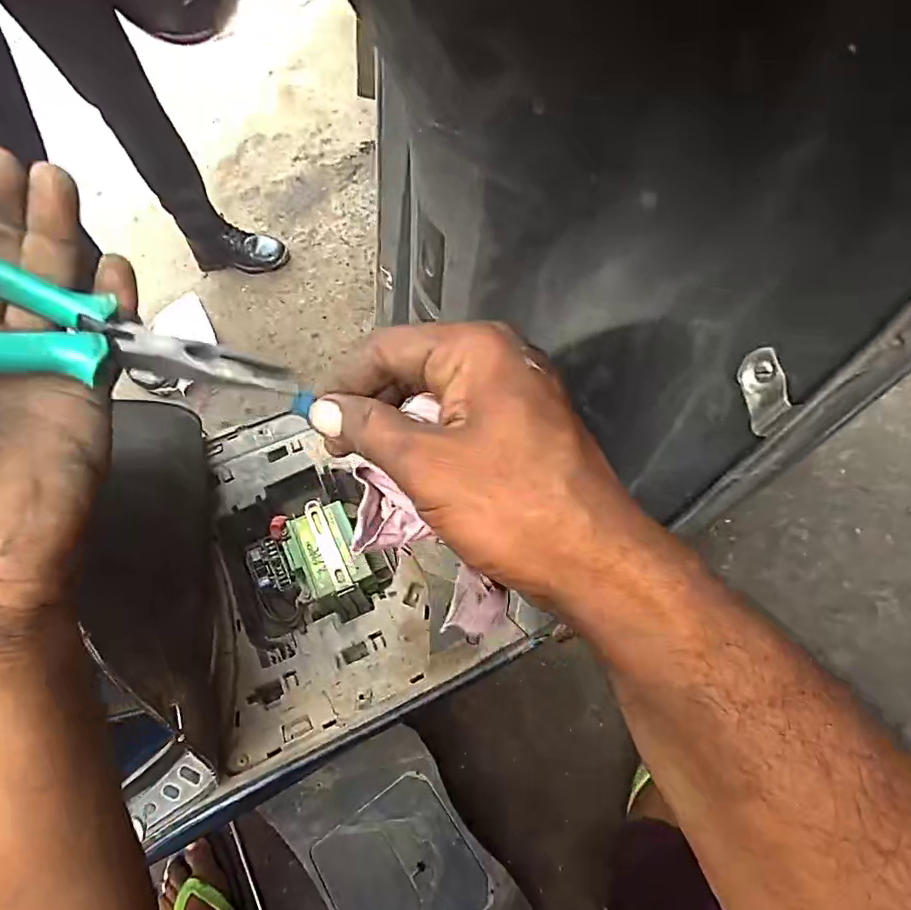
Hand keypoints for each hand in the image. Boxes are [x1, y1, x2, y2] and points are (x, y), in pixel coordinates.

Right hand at [309, 322, 662, 606]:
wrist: (591, 562)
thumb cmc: (512, 509)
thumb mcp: (423, 464)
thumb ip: (367, 428)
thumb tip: (324, 409)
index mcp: (477, 351)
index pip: (386, 347)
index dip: (344, 383)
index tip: (319, 420)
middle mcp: (499, 360)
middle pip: (410, 367)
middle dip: (368, 404)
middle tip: (339, 445)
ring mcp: (514, 395)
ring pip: (432, 397)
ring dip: (393, 426)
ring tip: (366, 460)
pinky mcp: (520, 429)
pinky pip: (457, 421)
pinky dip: (424, 440)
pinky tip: (405, 468)